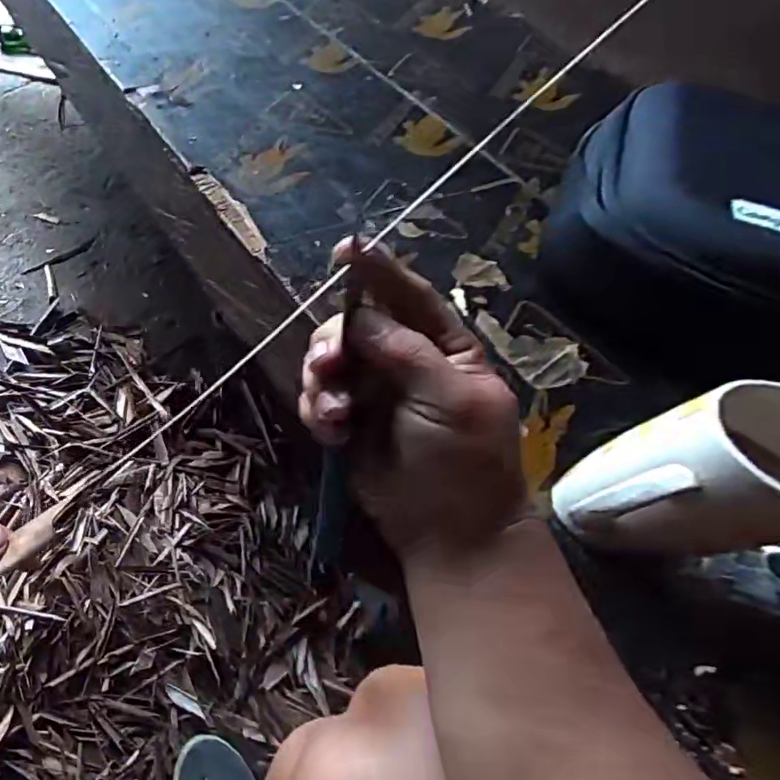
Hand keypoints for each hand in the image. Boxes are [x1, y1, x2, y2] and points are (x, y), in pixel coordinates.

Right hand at [299, 236, 528, 555]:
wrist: (445, 528)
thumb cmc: (464, 461)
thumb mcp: (450, 400)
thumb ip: (406, 353)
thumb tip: (360, 318)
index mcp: (442, 347)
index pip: (407, 296)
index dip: (376, 271)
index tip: (344, 250)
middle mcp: (401, 361)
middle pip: (351, 327)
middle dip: (332, 343)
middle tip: (328, 366)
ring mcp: (370, 391)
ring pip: (325, 363)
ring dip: (319, 384)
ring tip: (334, 416)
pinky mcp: (344, 421)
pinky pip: (315, 400)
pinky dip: (315, 412)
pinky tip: (333, 433)